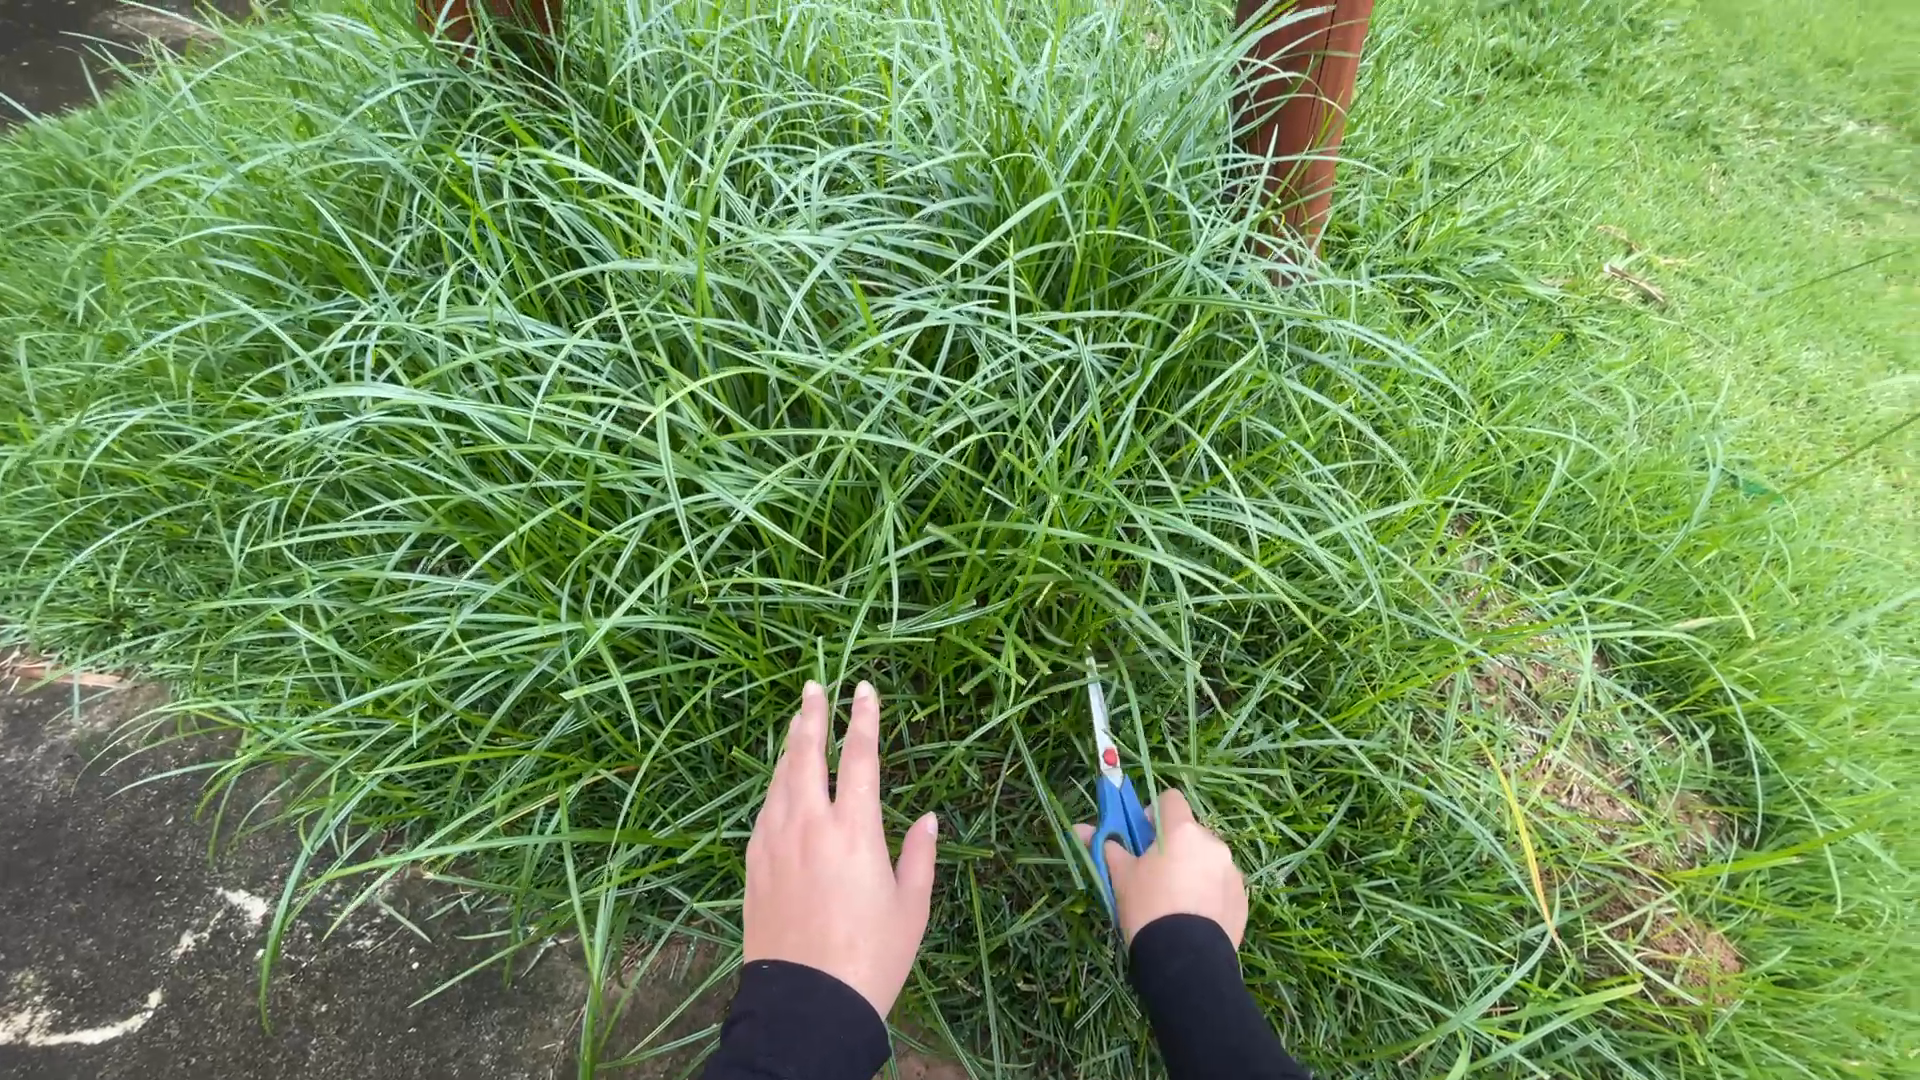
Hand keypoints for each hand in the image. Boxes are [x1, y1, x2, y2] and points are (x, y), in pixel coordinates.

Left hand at [743, 680, 939, 1017]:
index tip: (863, 689)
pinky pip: (764, 809)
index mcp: (854, 830)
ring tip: (797, 722)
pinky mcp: (753, 864)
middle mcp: (810, 825)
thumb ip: (919, 854)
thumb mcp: (911, 907)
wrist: (805, 1008)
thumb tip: (927, 817)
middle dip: (812, 715)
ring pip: (780, 777)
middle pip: (807, 753)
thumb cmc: (872, 957)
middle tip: (813, 687)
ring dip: (790, 745)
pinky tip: (780, 782)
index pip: (860, 756)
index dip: (863, 718)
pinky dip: (775, 785)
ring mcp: (775, 842)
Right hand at [1075, 788, 1246, 946]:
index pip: (1170, 799)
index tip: (1143, 836)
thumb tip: (1080, 828)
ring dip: (1192, 868)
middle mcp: (1212, 844)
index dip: (1154, 813)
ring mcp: (1231, 872)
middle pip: (1189, 831)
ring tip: (1174, 900)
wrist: (1185, 962)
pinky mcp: (1242, 899)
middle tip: (1154, 872)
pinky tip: (1192, 916)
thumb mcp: (1121, 876)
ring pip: (1206, 858)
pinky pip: (1221, 884)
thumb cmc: (1147, 908)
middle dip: (1173, 845)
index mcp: (1182, 831)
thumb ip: (1105, 846)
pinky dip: (1208, 891)